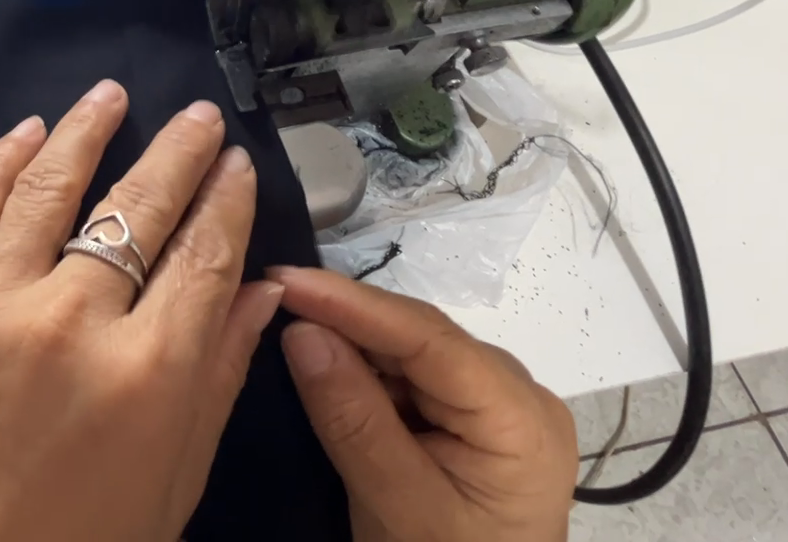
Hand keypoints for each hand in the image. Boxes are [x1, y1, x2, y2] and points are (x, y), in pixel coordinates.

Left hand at [0, 80, 285, 541]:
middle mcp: (71, 323)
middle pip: (138, 208)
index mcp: (148, 376)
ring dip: (86, 131)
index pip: (203, 255)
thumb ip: (221, 375)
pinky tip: (31, 129)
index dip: (226, 200)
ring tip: (112, 93)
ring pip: (48, 188)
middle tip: (196, 115)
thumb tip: (262, 288)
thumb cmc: (79, 537)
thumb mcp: (174, 477)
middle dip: (177, 152)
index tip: (237, 162)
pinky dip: (1, 161)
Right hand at [271, 267, 575, 541]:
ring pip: (402, 345)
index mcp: (518, 418)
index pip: (427, 337)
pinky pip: (402, 370)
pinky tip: (319, 356)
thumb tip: (300, 330)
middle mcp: (513, 392)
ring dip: (344, 336)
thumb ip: (353, 419)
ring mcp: (489, 400)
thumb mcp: (398, 508)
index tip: (284, 280)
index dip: (351, 302)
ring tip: (284, 317)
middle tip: (269, 294)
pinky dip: (356, 365)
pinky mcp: (463, 412)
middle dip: (342, 314)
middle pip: (414, 333)